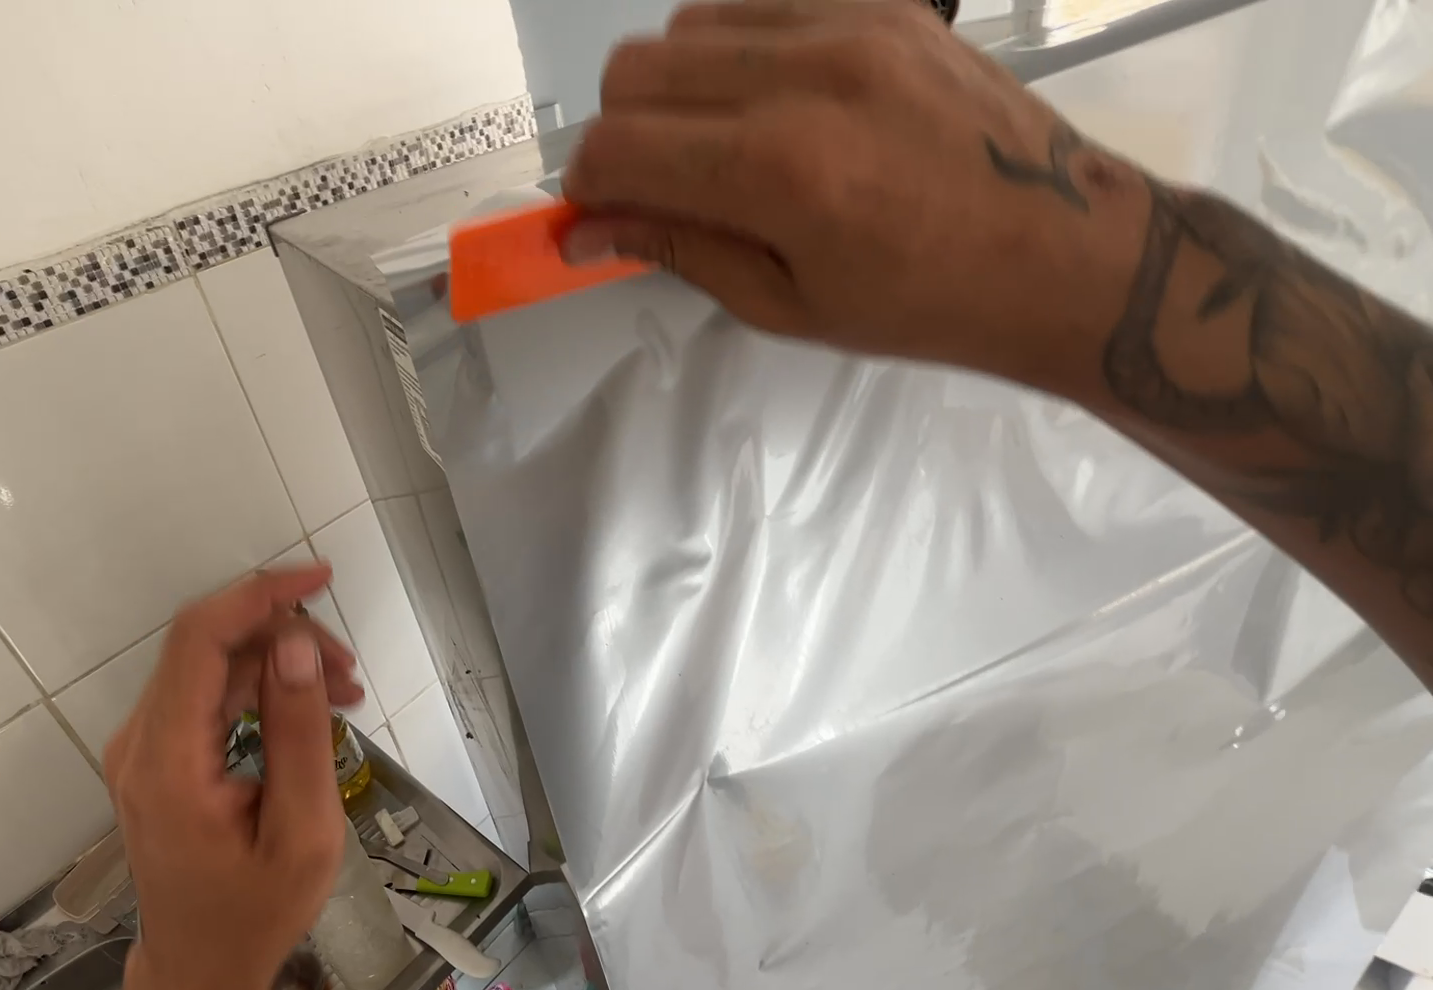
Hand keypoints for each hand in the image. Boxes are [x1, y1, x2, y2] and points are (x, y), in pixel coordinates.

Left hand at [101, 565, 363, 989]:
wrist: (200, 970)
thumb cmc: (255, 913)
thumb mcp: (302, 830)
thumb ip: (299, 732)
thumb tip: (298, 644)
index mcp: (167, 759)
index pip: (201, 638)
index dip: (260, 594)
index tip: (320, 577)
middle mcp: (141, 740)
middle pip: (210, 644)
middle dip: (285, 635)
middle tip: (350, 670)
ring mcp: (145, 746)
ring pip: (214, 665)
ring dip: (280, 663)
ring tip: (345, 691)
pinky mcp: (160, 753)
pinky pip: (212, 695)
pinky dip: (263, 689)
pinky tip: (313, 707)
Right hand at [563, 0, 1150, 392]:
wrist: (1058, 251)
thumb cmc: (913, 306)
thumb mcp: (778, 303)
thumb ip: (675, 248)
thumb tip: (587, 230)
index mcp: (774, 171)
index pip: (616, 147)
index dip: (585, 188)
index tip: (596, 220)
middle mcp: (802, 75)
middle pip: (634, 70)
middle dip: (616, 137)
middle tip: (650, 190)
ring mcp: (846, 22)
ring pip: (684, 27)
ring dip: (667, 93)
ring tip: (707, 150)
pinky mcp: (880, 2)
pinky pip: (754, 5)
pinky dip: (725, 56)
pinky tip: (757, 108)